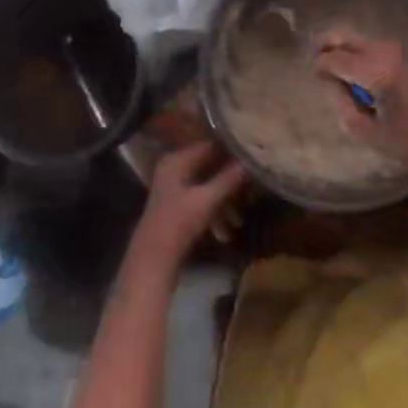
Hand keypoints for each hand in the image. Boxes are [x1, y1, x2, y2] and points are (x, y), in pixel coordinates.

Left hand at [132, 141, 246, 266]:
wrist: (152, 262)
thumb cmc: (177, 224)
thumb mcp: (206, 200)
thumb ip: (229, 178)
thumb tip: (251, 160)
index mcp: (176, 161)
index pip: (210, 145)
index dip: (232, 149)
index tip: (254, 153)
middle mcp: (174, 169)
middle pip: (210, 165)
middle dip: (231, 176)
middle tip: (255, 180)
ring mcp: (174, 188)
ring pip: (208, 184)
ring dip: (226, 197)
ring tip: (244, 211)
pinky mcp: (177, 206)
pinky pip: (202, 199)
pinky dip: (216, 209)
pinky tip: (229, 227)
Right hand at [314, 29, 407, 172]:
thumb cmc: (405, 141)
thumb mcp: (362, 130)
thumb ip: (341, 101)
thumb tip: (331, 80)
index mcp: (377, 73)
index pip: (336, 59)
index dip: (320, 65)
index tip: (314, 76)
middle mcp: (386, 54)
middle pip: (345, 37)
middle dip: (326, 45)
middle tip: (313, 58)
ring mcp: (397, 50)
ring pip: (358, 38)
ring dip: (342, 47)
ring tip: (332, 66)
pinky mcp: (404, 54)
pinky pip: (371, 45)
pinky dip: (356, 51)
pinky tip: (352, 68)